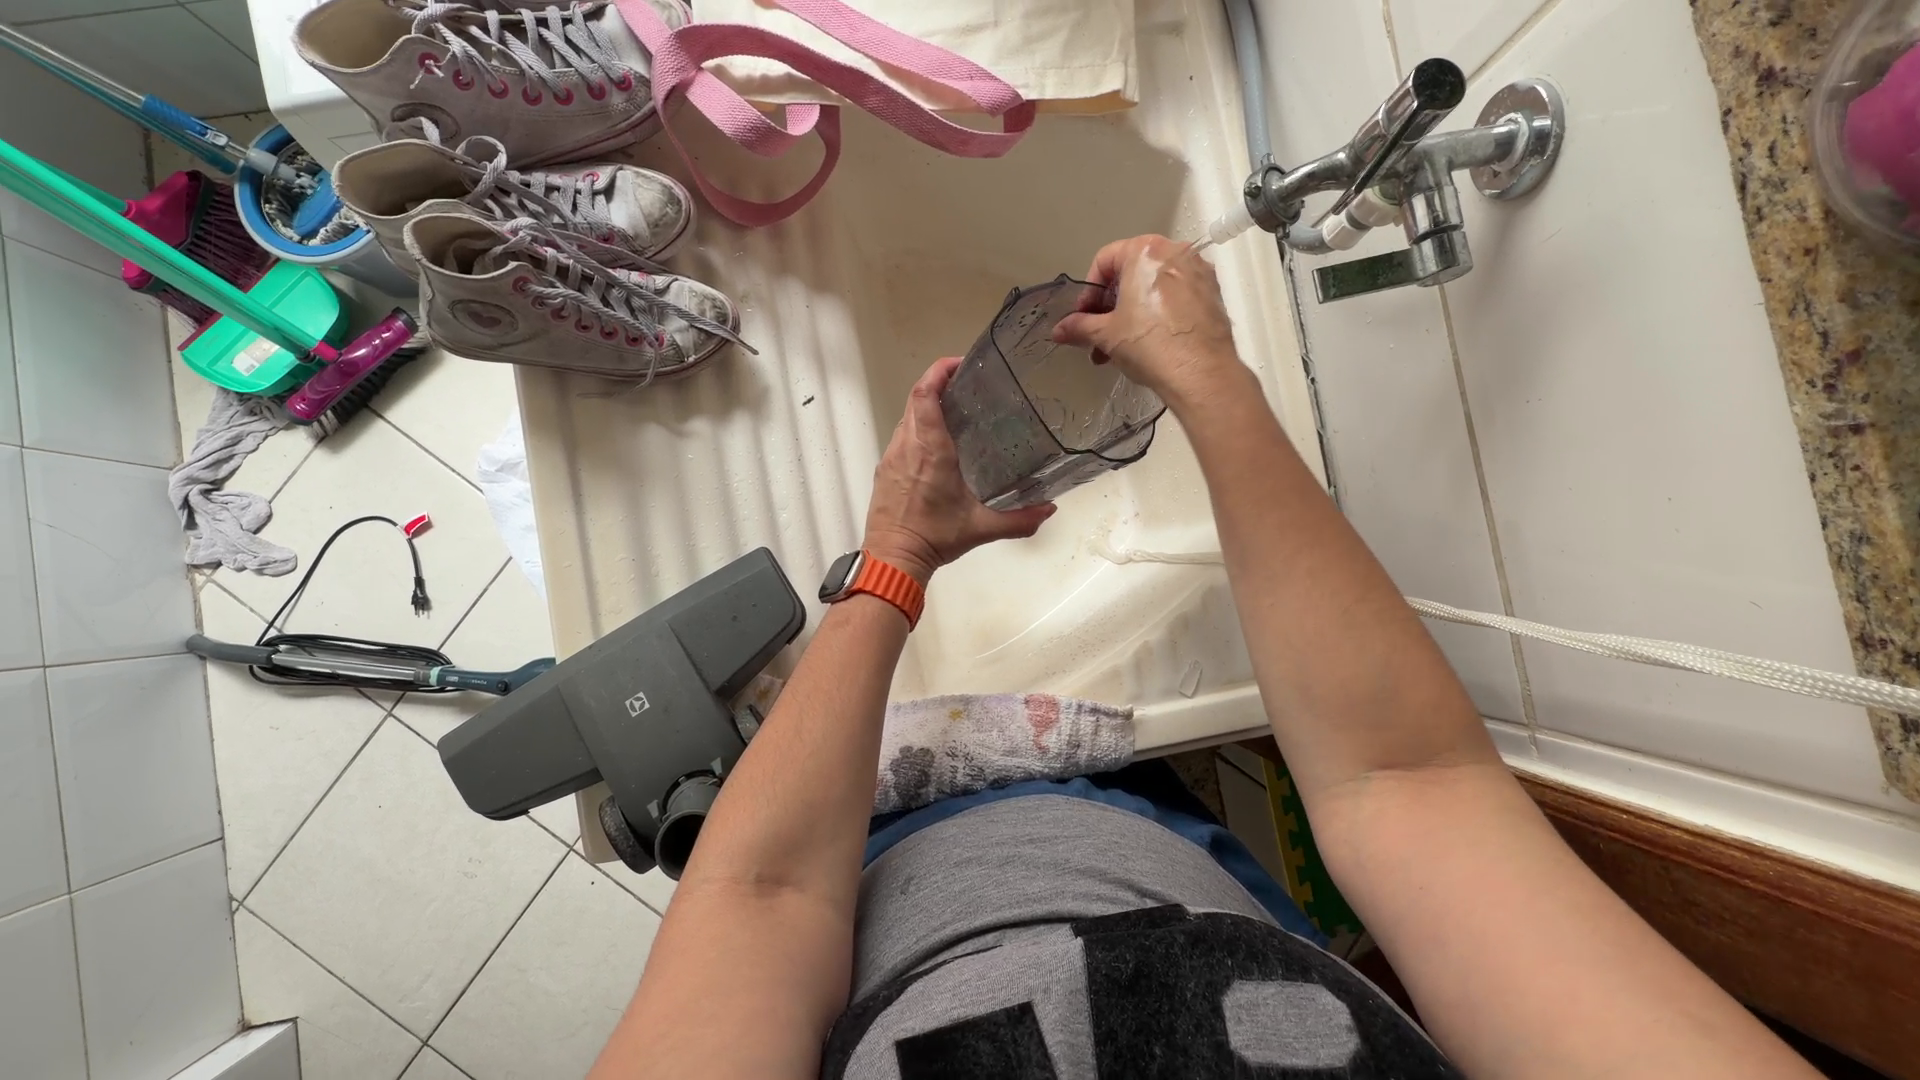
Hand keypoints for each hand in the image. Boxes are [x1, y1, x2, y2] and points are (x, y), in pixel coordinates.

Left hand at [864, 358, 1056, 583]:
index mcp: (930, 450)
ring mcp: (892, 457)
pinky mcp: (885, 470)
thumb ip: (1019, 519)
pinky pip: (900, 437)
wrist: (892, 559)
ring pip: (906, 417)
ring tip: (955, 411)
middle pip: (915, 399)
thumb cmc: (933, 538)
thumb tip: (1050, 510)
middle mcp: (907, 446)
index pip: (925, 395)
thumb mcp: (981, 528)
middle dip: (937, 383)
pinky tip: (936, 444)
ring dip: (926, 406)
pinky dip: (917, 428)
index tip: (959, 364)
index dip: (939, 371)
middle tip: (965, 384)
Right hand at [1051, 234, 1250, 409]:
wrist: (1200, 374)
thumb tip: (1061, 329)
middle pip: (1131, 271)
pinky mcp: (1212, 294)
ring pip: (1154, 285)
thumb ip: (1079, 327)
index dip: (1088, 291)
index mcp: (1145, 251)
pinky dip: (1159, 313)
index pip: (1104, 260)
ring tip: (1122, 345)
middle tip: (1100, 332)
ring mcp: (1198, 272)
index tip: (1083, 315)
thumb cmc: (1153, 346)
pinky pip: (1177, 297)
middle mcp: (1175, 252)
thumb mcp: (1106, 335)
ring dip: (1133, 311)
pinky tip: (1151, 342)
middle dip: (1111, 304)